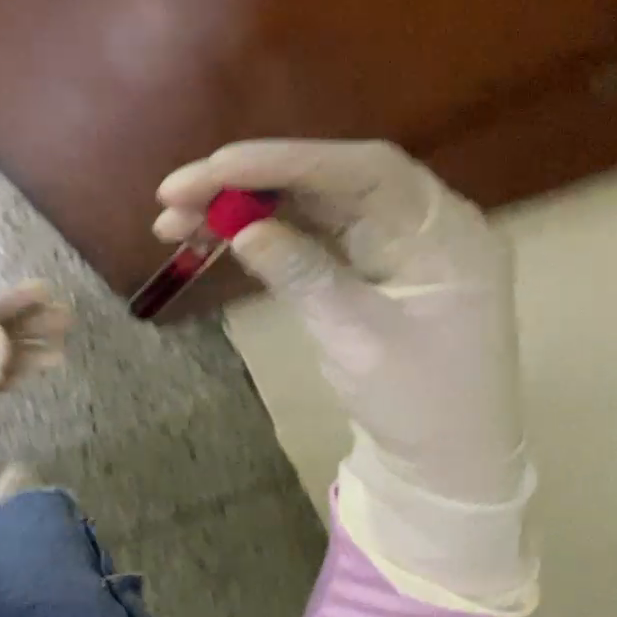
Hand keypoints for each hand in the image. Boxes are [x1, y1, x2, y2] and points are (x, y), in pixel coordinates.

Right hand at [155, 140, 524, 505]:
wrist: (444, 456)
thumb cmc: (419, 402)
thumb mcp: (358, 339)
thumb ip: (303, 275)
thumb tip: (243, 229)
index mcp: (442, 232)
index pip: (363, 171)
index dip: (286, 160)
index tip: (216, 167)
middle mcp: (413, 219)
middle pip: (322, 177)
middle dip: (244, 180)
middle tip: (172, 193)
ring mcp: (381, 238)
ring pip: (301, 200)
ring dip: (235, 203)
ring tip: (172, 220)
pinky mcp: (353, 257)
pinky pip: (296, 228)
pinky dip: (248, 229)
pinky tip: (202, 235)